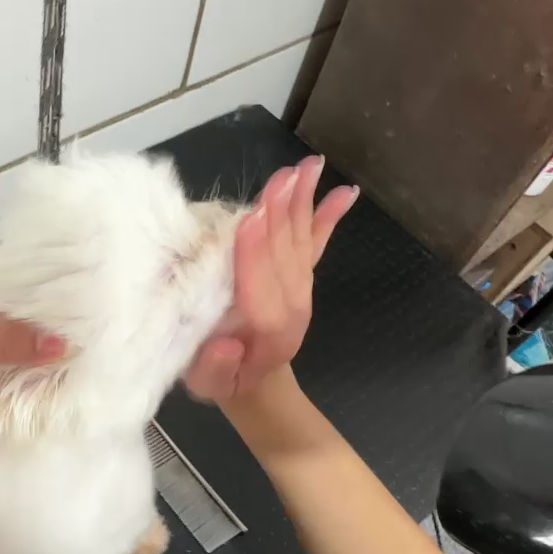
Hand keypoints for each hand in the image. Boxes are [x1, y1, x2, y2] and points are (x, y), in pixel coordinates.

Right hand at [183, 156, 356, 403]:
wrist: (256, 383)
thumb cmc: (225, 381)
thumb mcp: (207, 386)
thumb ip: (213, 370)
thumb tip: (223, 346)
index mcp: (268, 332)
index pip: (260, 287)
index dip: (254, 253)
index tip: (250, 218)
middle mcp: (291, 307)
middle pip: (284, 256)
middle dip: (282, 215)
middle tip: (283, 176)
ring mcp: (300, 290)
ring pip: (299, 242)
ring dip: (303, 203)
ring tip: (309, 167)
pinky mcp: (302, 279)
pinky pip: (316, 244)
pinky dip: (328, 217)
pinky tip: (345, 192)